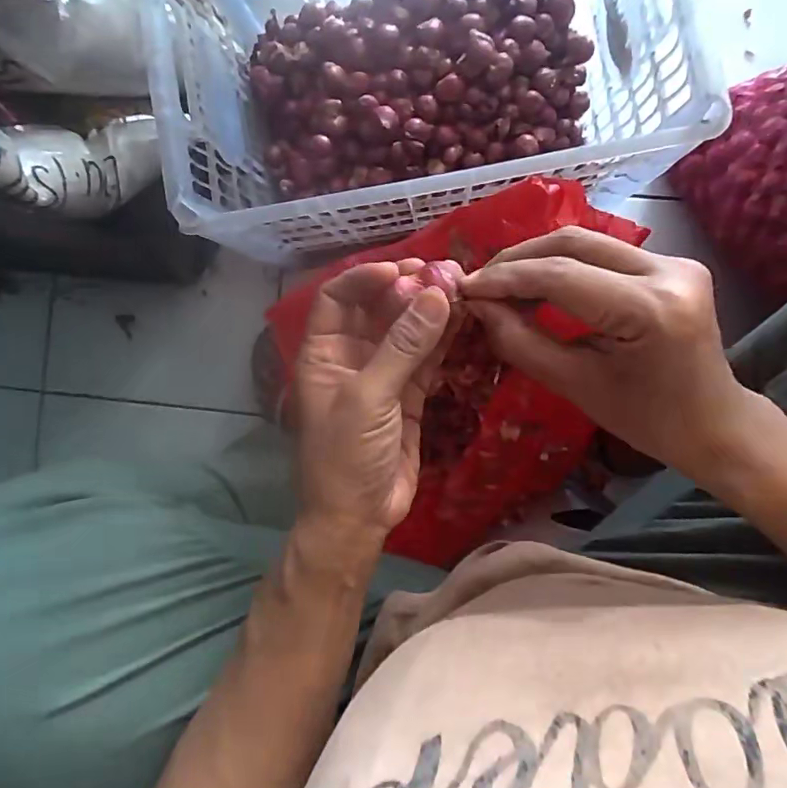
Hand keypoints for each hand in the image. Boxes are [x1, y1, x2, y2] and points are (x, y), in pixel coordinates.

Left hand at [291, 259, 456, 548]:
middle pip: (376, 308)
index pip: (338, 297)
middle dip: (406, 288)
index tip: (404, 269)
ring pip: (406, 330)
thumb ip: (403, 347)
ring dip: (429, 310)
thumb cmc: (345, 456)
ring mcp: (381, 374)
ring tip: (459, 287)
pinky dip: (443, 339)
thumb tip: (436, 294)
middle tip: (442, 273)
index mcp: (323, 352)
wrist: (358, 518)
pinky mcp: (408, 394)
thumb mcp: (369, 398)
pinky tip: (464, 318)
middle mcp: (350, 356)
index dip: (366, 278)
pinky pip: (426, 357)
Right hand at [459, 227, 758, 473]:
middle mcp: (668, 271)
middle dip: (516, 260)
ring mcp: (675, 261)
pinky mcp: (671, 262)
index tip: (464, 290)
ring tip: (499, 283)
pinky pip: (601, 252)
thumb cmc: (646, 419)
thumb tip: (478, 305)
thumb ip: (519, 341)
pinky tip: (535, 282)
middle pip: (572, 243)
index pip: (559, 276)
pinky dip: (561, 264)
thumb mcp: (574, 385)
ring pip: (585, 241)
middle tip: (479, 283)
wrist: (714, 423)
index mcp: (648, 310)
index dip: (504, 279)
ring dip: (536, 258)